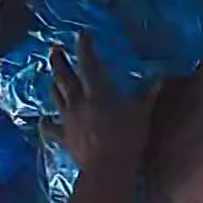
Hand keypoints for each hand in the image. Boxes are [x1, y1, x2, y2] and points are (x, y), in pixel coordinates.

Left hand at [42, 33, 157, 181]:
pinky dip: (46, 123)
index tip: (81, 34)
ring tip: (51, 77)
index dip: (85, 48)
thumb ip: (148, 92)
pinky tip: (42, 121)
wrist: (106, 168)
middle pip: (64, 78)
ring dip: (53, 85)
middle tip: (53, 49)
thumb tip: (160, 75)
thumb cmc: (126, 136)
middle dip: (59, 62)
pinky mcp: (63, 138)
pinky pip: (50, 128)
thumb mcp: (141, 112)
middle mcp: (78, 103)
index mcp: (98, 93)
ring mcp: (67, 121)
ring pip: (56, 98)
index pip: (89, 65)